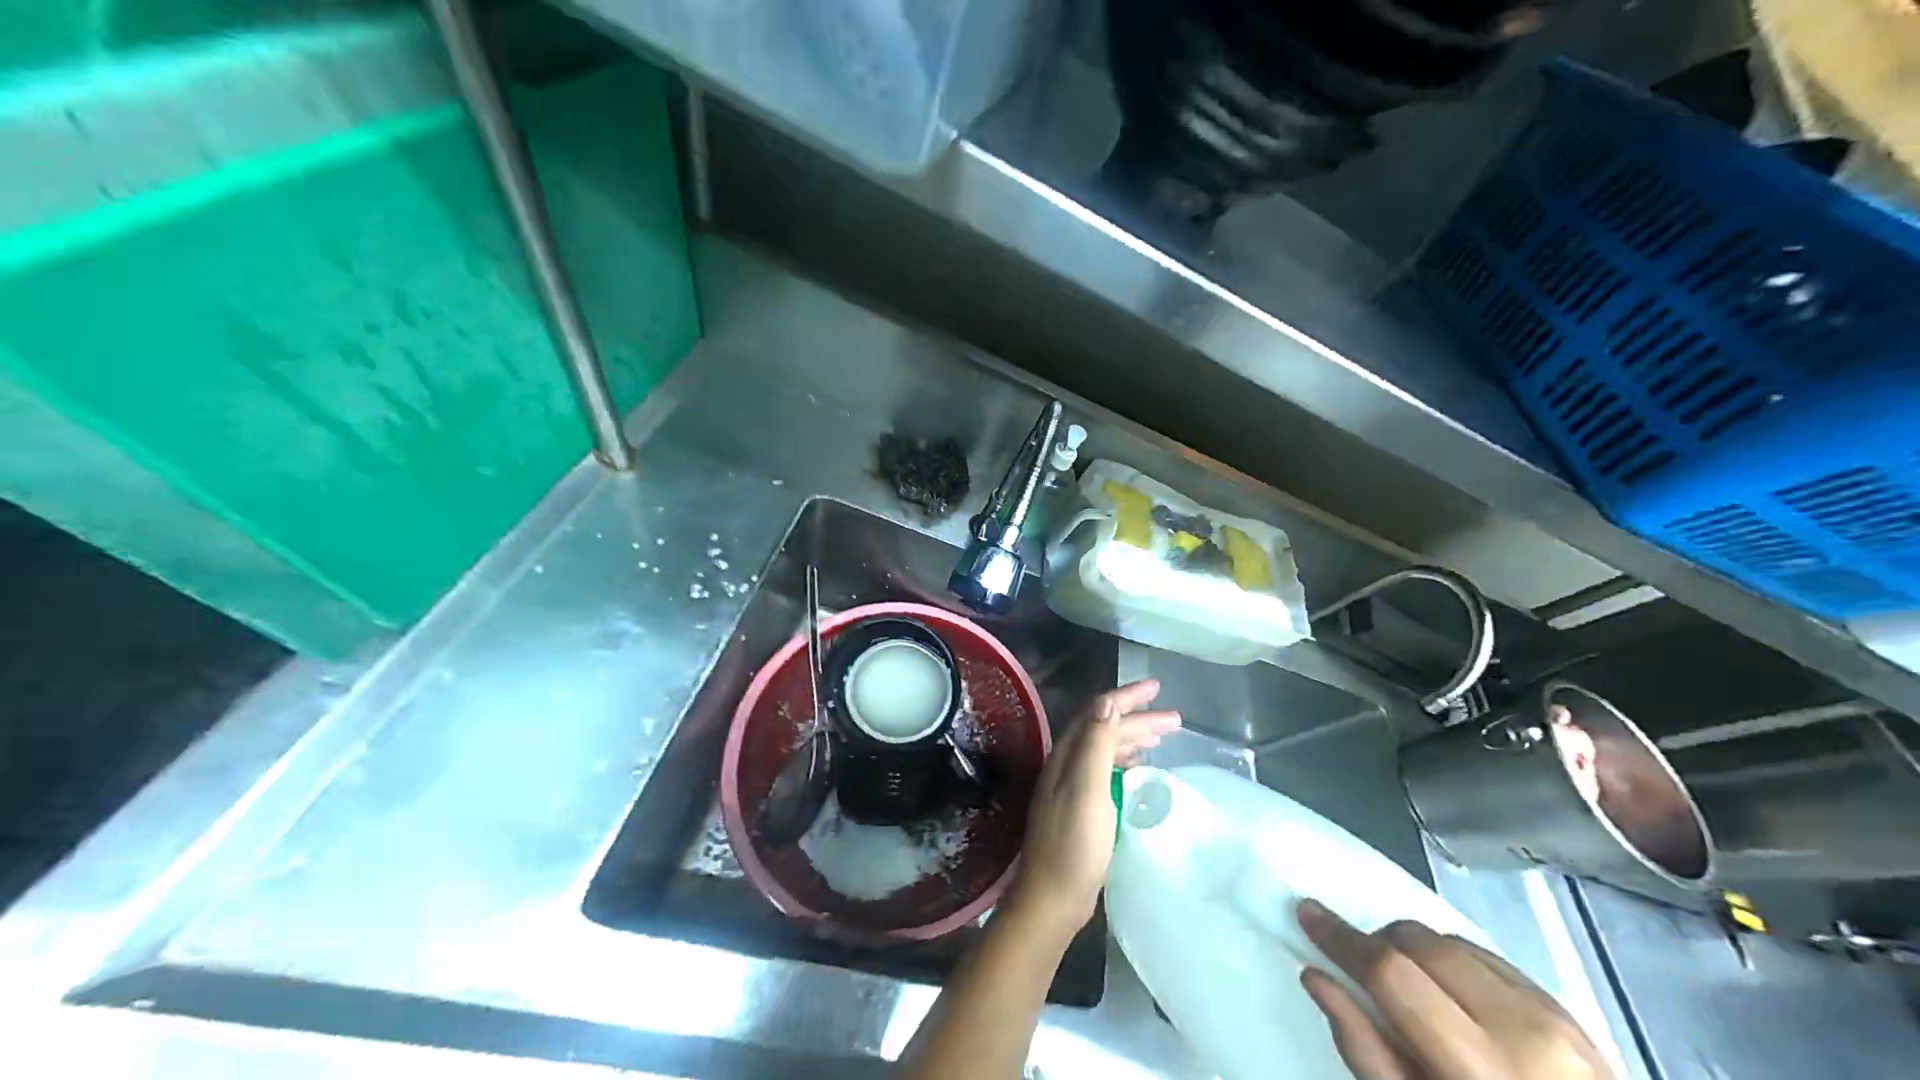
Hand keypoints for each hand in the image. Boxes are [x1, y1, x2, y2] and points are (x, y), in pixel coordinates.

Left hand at [1008, 679, 1180, 935]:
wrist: (1053, 897)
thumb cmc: (1074, 844)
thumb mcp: (1088, 790)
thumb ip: (1096, 746)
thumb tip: (1108, 704)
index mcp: (1066, 756)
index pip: (1098, 712)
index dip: (1127, 697)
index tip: (1158, 688)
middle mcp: (1066, 765)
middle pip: (1103, 729)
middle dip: (1137, 718)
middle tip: (1174, 720)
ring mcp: (1071, 787)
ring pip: (1105, 749)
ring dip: (1132, 738)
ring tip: (1161, 738)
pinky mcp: (1080, 808)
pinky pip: (1106, 770)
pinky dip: (1125, 761)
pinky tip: (1139, 769)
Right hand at [1297, 900, 1612, 1079]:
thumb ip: (1364, 1050)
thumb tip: (1316, 978)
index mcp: (1482, 1066)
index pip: (1393, 973)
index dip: (1342, 939)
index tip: (1307, 915)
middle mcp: (1522, 1028)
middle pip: (1419, 943)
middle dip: (1377, 944)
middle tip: (1358, 968)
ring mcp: (1553, 1015)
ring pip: (1450, 941)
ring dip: (1413, 950)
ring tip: (1408, 988)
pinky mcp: (1568, 1009)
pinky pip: (1486, 955)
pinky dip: (1451, 961)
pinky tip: (1450, 995)